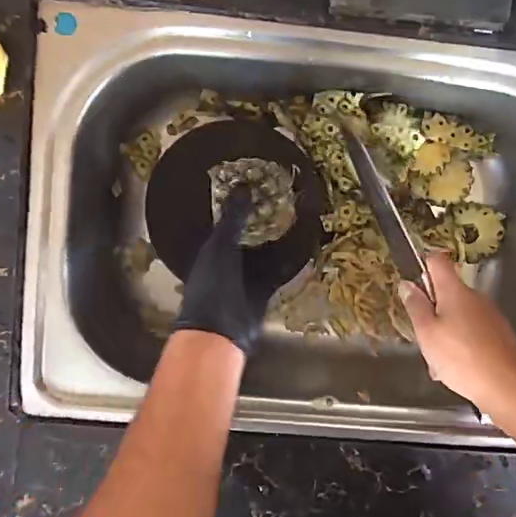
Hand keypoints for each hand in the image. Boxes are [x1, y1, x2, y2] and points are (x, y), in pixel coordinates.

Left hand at [172, 188, 287, 356]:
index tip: (258, 186)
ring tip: (298, 218)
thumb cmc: (213, 284)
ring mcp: (246, 277)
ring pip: (264, 253)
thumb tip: (243, 186)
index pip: (226, 221)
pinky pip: (277, 272)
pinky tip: (304, 248)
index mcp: (211, 248)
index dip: (240, 205)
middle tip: (285, 199)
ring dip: (278, 241)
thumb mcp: (221, 246)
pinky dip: (289, 263)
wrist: (221, 330)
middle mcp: (228, 261)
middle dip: (263, 222)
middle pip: (248, 236)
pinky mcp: (262, 291)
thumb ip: (233, 218)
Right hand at [400, 253, 515, 408]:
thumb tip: (408, 284)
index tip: (412, 283)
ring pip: (459, 316)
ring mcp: (491, 315)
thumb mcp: (427, 333)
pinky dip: (461, 345)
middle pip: (447, 292)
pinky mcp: (500, 335)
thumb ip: (416, 306)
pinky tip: (457, 368)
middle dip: (432, 311)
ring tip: (439, 361)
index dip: (422, 265)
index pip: (438, 261)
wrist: (506, 387)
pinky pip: (473, 332)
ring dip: (445, 332)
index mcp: (455, 291)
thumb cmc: (460, 358)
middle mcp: (476, 297)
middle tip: (423, 335)